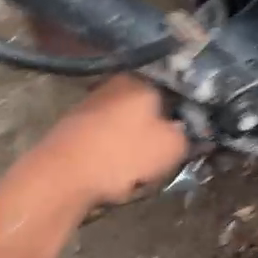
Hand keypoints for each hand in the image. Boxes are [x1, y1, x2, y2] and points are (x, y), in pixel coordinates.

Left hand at [22, 75, 188, 211]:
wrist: (61, 177)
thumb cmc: (122, 155)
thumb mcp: (172, 147)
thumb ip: (190, 135)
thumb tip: (196, 132)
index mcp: (140, 79)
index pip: (178, 90)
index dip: (190, 116)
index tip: (196, 139)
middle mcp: (114, 84)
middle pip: (152, 109)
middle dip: (163, 133)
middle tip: (170, 159)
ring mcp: (91, 106)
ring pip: (130, 128)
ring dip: (139, 149)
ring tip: (142, 173)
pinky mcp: (76, 129)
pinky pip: (109, 141)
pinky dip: (117, 156)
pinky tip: (118, 175)